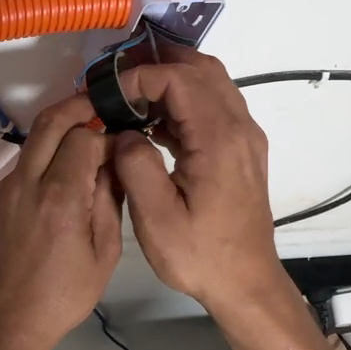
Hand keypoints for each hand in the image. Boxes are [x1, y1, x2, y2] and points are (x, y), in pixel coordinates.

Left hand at [0, 96, 122, 349]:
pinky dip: (40, 168)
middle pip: (49, 122)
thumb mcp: (105, 252)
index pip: (83, 137)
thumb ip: (111, 198)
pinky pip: (19, 171)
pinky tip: (54, 191)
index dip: (103, 136)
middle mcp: (26, 185)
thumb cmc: (64, 293)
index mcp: (61, 198)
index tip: (117, 147)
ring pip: (31, 145)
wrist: (8, 319)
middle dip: (76, 107)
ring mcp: (3, 192)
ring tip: (80, 151)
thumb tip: (114, 160)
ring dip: (56, 139)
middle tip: (96, 107)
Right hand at [109, 47, 285, 309]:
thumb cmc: (198, 255)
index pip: (178, 78)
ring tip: (128, 99)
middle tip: (113, 83)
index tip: (105, 97)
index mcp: (218, 139)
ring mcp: (245, 138)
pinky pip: (214, 106)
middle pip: (200, 70)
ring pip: (211, 84)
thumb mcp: (155, 217)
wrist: (244, 282)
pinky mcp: (242, 151)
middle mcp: (239, 128)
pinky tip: (151, 124)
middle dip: (155, 67)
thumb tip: (123, 133)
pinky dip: (182, 102)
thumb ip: (135, 165)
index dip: (137, 77)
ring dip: (170, 81)